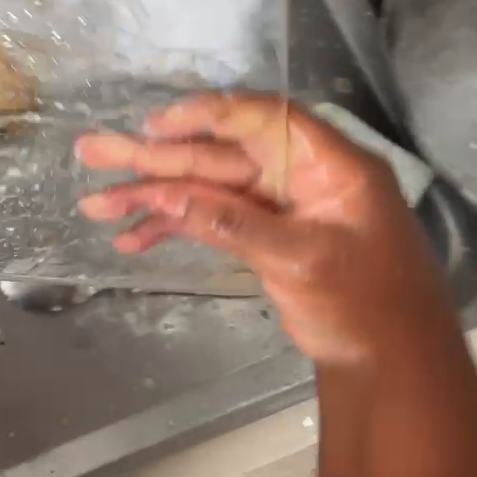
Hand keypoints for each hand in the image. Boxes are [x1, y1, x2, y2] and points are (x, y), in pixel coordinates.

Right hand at [75, 93, 449, 366]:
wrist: (388, 360)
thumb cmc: (367, 305)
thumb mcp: (302, 261)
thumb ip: (233, 225)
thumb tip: (167, 199)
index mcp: (327, 167)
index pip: (261, 120)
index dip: (204, 116)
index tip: (150, 125)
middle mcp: (295, 177)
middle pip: (213, 156)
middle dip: (150, 158)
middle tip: (89, 150)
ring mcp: (272, 206)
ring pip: (197, 190)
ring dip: (145, 197)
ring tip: (92, 204)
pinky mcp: (255, 233)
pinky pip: (201, 220)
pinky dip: (166, 228)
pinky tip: (128, 240)